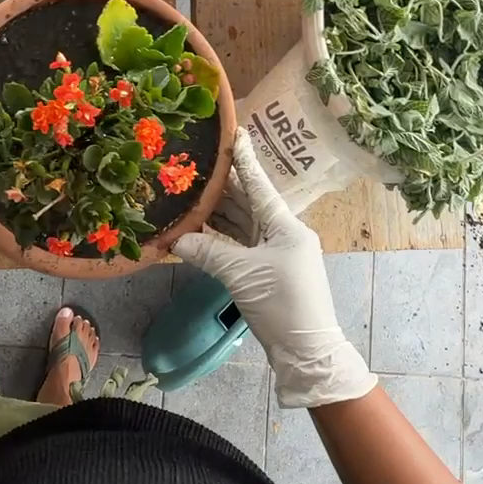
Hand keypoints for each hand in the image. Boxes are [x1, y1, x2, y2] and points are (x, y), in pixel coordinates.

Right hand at [172, 132, 375, 407]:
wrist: (307, 351)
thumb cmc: (283, 304)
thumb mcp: (242, 275)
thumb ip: (208, 253)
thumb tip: (174, 241)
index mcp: (284, 224)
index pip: (258, 183)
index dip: (244, 159)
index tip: (234, 133)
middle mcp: (281, 232)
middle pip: (247, 202)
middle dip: (220, 187)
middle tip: (193, 169)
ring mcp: (275, 252)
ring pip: (241, 224)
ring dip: (217, 214)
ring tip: (188, 196)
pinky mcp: (267, 271)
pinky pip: (239, 246)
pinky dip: (220, 240)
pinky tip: (198, 232)